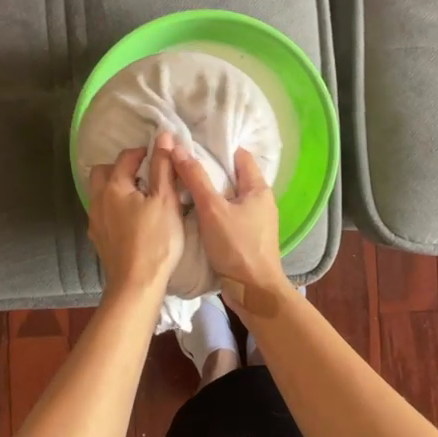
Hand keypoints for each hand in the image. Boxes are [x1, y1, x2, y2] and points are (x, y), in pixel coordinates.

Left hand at [88, 132, 184, 299]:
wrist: (136, 284)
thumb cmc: (156, 240)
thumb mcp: (166, 200)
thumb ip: (163, 167)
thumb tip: (163, 136)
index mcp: (114, 187)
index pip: (125, 157)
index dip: (143, 152)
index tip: (160, 157)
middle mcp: (98, 200)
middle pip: (102, 172)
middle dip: (121, 167)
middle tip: (144, 175)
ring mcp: (95, 221)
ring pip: (100, 193)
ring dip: (116, 188)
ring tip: (140, 197)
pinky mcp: (98, 239)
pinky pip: (102, 212)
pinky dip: (114, 207)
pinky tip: (131, 219)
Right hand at [170, 146, 282, 295]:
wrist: (253, 292)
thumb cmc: (237, 246)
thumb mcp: (212, 209)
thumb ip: (195, 178)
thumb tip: (178, 147)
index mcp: (258, 188)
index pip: (239, 156)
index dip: (216, 148)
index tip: (191, 144)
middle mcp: (259, 201)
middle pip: (231, 176)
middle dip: (208, 170)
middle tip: (179, 164)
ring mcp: (254, 220)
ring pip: (227, 197)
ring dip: (207, 193)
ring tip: (180, 185)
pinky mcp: (245, 237)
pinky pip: (226, 215)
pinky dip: (211, 211)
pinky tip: (191, 212)